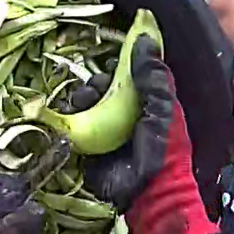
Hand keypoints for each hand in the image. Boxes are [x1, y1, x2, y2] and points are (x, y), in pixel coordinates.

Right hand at [66, 36, 218, 233]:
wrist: (147, 194)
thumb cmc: (162, 149)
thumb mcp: (162, 108)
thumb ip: (152, 76)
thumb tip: (142, 39)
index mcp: (149, 101)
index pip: (131, 74)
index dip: (121, 63)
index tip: (113, 56)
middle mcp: (126, 112)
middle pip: (105, 85)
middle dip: (98, 82)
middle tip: (98, 87)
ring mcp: (106, 128)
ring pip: (87, 101)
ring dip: (84, 96)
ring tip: (84, 101)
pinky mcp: (89, 144)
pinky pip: (75, 123)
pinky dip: (71, 115)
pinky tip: (73, 114)